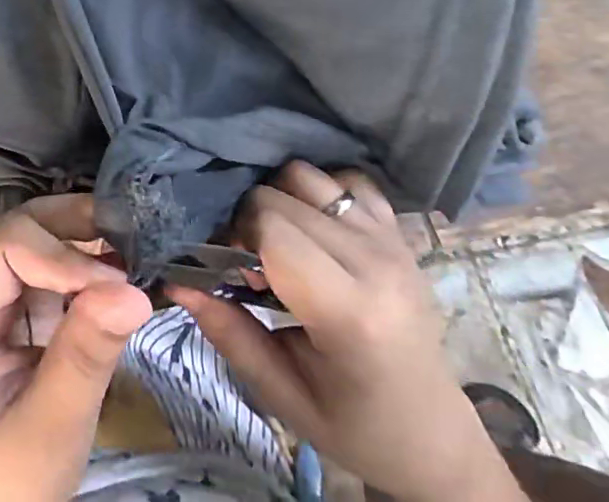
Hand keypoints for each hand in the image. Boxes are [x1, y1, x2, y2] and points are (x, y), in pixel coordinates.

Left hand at [0, 194, 152, 501]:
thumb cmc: (8, 477)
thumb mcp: (49, 428)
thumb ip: (84, 358)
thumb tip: (131, 292)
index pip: (6, 249)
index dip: (61, 255)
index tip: (115, 283)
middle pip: (21, 227)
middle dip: (77, 227)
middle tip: (133, 239)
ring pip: (42, 233)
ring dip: (87, 235)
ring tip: (135, 249)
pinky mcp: (23, 302)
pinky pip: (57, 260)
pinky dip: (91, 258)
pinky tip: (123, 270)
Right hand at [170, 162, 526, 501]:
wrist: (433, 432)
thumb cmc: (354, 424)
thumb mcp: (283, 394)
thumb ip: (229, 332)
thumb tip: (175, 281)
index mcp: (349, 312)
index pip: (272, 230)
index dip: (235, 236)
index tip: (228, 266)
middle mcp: (375, 261)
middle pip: (282, 195)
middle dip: (248, 219)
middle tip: (247, 261)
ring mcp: (391, 238)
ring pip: (308, 175)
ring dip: (279, 199)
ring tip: (278, 240)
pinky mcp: (398, 230)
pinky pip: (346, 179)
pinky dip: (319, 191)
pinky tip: (313, 226)